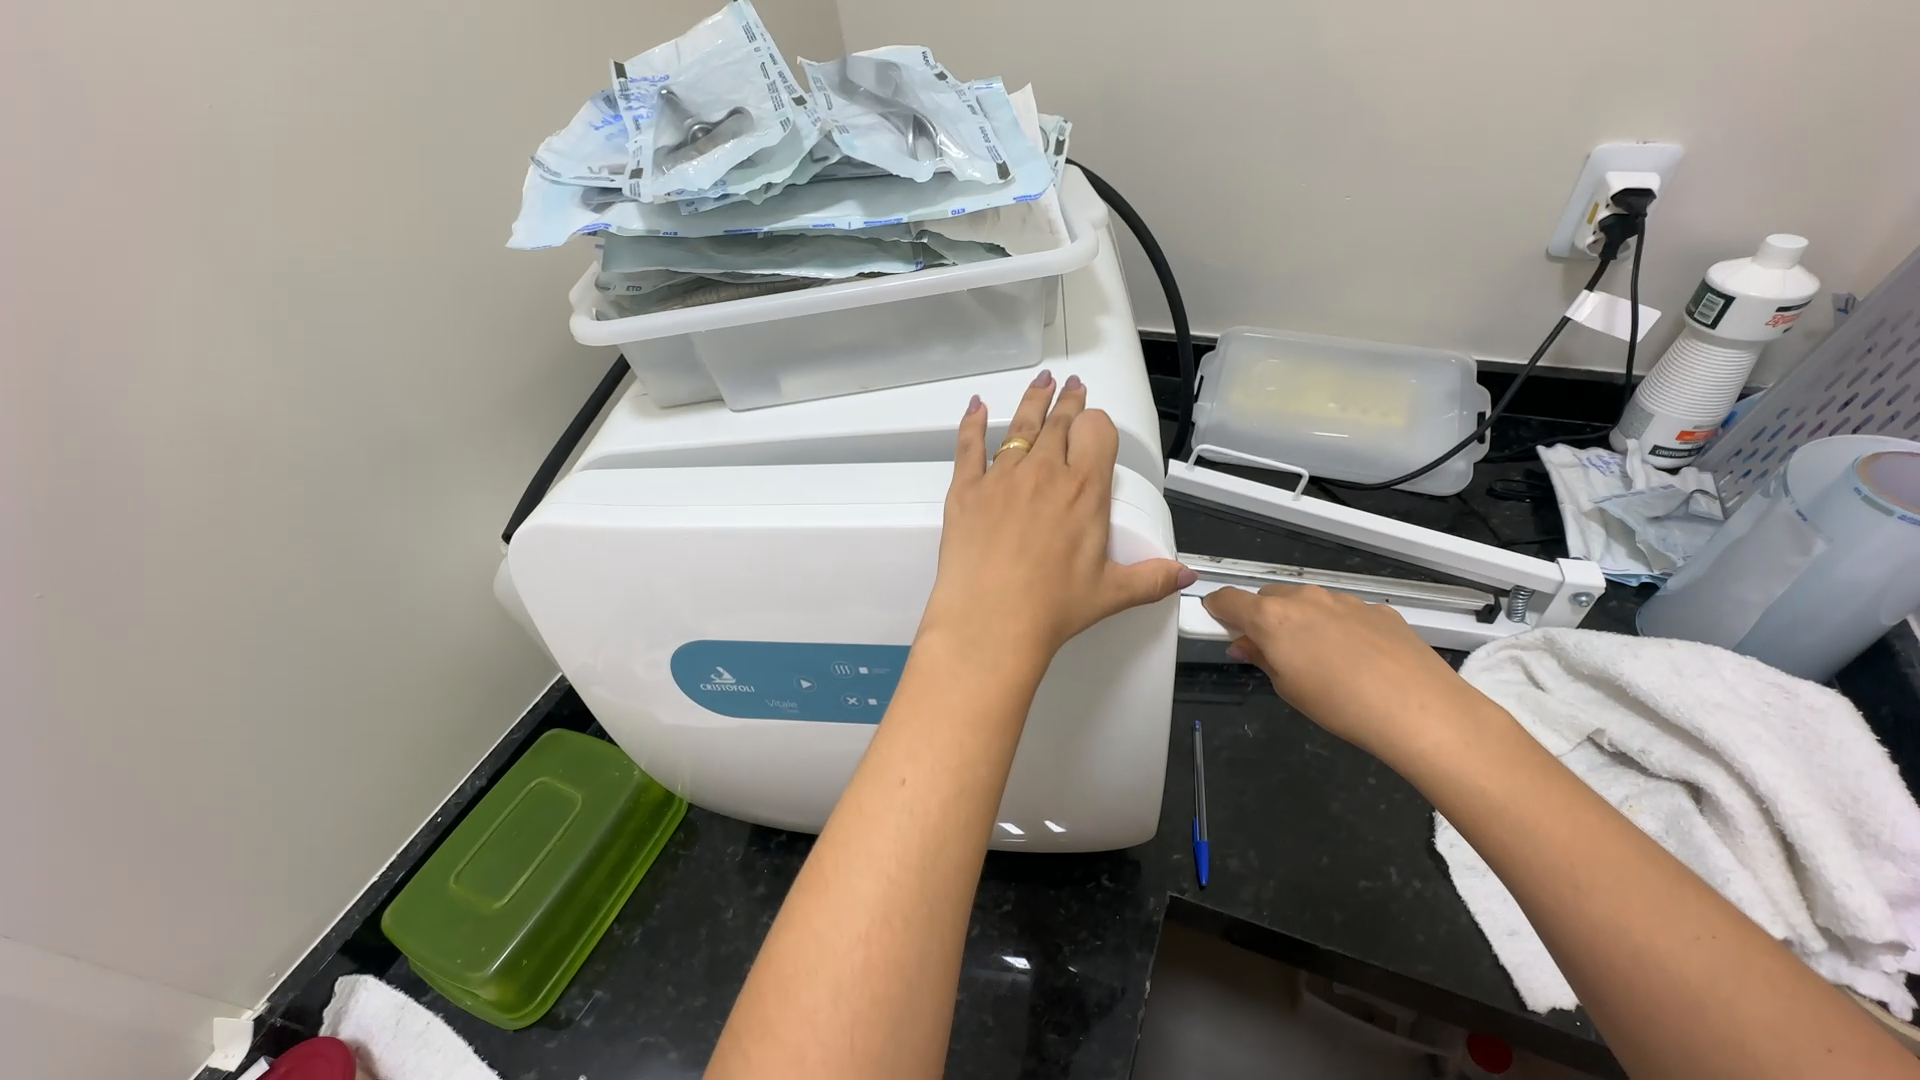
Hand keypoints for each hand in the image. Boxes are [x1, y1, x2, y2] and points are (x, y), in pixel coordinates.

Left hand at [919, 370, 1194, 670]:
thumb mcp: (1111, 594)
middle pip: (1060, 422)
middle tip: (1072, 387)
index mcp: (1085, 491)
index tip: (1097, 422)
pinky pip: (968, 445)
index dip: (1098, 423)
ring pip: (1020, 425)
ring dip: (1033, 401)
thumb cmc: (1048, 609)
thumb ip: (1151, 579)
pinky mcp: (966, 491)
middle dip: (1069, 401)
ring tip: (1041, 383)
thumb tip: (1182, 577)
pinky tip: (976, 406)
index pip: (1097, 432)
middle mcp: (1044, 474)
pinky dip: (972, 422)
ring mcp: (1002, 478)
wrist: (990, 621)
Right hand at [1201, 584, 1491, 759]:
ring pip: (1309, 603)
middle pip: (1268, 597)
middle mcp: (1304, 598)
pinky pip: (1344, 613)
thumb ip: (1262, 659)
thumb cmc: (1339, 705)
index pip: (1228, 599)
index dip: (1217, 610)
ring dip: (1303, 622)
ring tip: (1323, 662)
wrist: (1419, 707)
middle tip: (1273, 652)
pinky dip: (1340, 628)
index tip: (1218, 623)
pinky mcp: (1378, 609)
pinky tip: (1360, 661)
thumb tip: (1247, 645)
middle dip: (1263, 618)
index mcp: (1271, 617)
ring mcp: (1344, 600)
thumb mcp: (1288, 689)